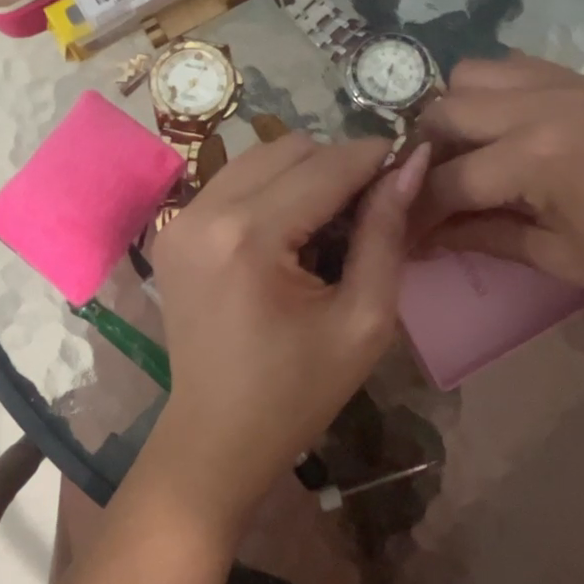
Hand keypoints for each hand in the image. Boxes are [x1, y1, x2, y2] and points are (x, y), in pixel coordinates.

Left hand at [146, 134, 429, 530]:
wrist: (218, 436)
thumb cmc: (299, 391)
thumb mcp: (363, 320)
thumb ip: (386, 234)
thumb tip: (411, 165)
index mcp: (248, 237)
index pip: (326, 165)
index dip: (375, 158)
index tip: (410, 165)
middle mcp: (204, 212)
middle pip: (289, 148)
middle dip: (338, 165)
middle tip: (370, 207)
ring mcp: (179, 220)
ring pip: (258, 157)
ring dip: (304, 174)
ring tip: (332, 222)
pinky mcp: (172, 232)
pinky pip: (233, 182)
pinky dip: (270, 190)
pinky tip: (292, 232)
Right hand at [412, 54, 583, 304]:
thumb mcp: (559, 257)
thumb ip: (485, 237)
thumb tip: (425, 237)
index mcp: (534, 159)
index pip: (447, 180)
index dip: (416, 211)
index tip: (401, 232)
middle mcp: (537, 106)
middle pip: (444, 111)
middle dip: (424, 154)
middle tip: (429, 192)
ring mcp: (560, 82)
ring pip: (470, 74)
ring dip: (453, 113)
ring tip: (463, 154)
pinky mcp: (579, 78)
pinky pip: (511, 65)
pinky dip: (490, 92)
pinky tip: (500, 129)